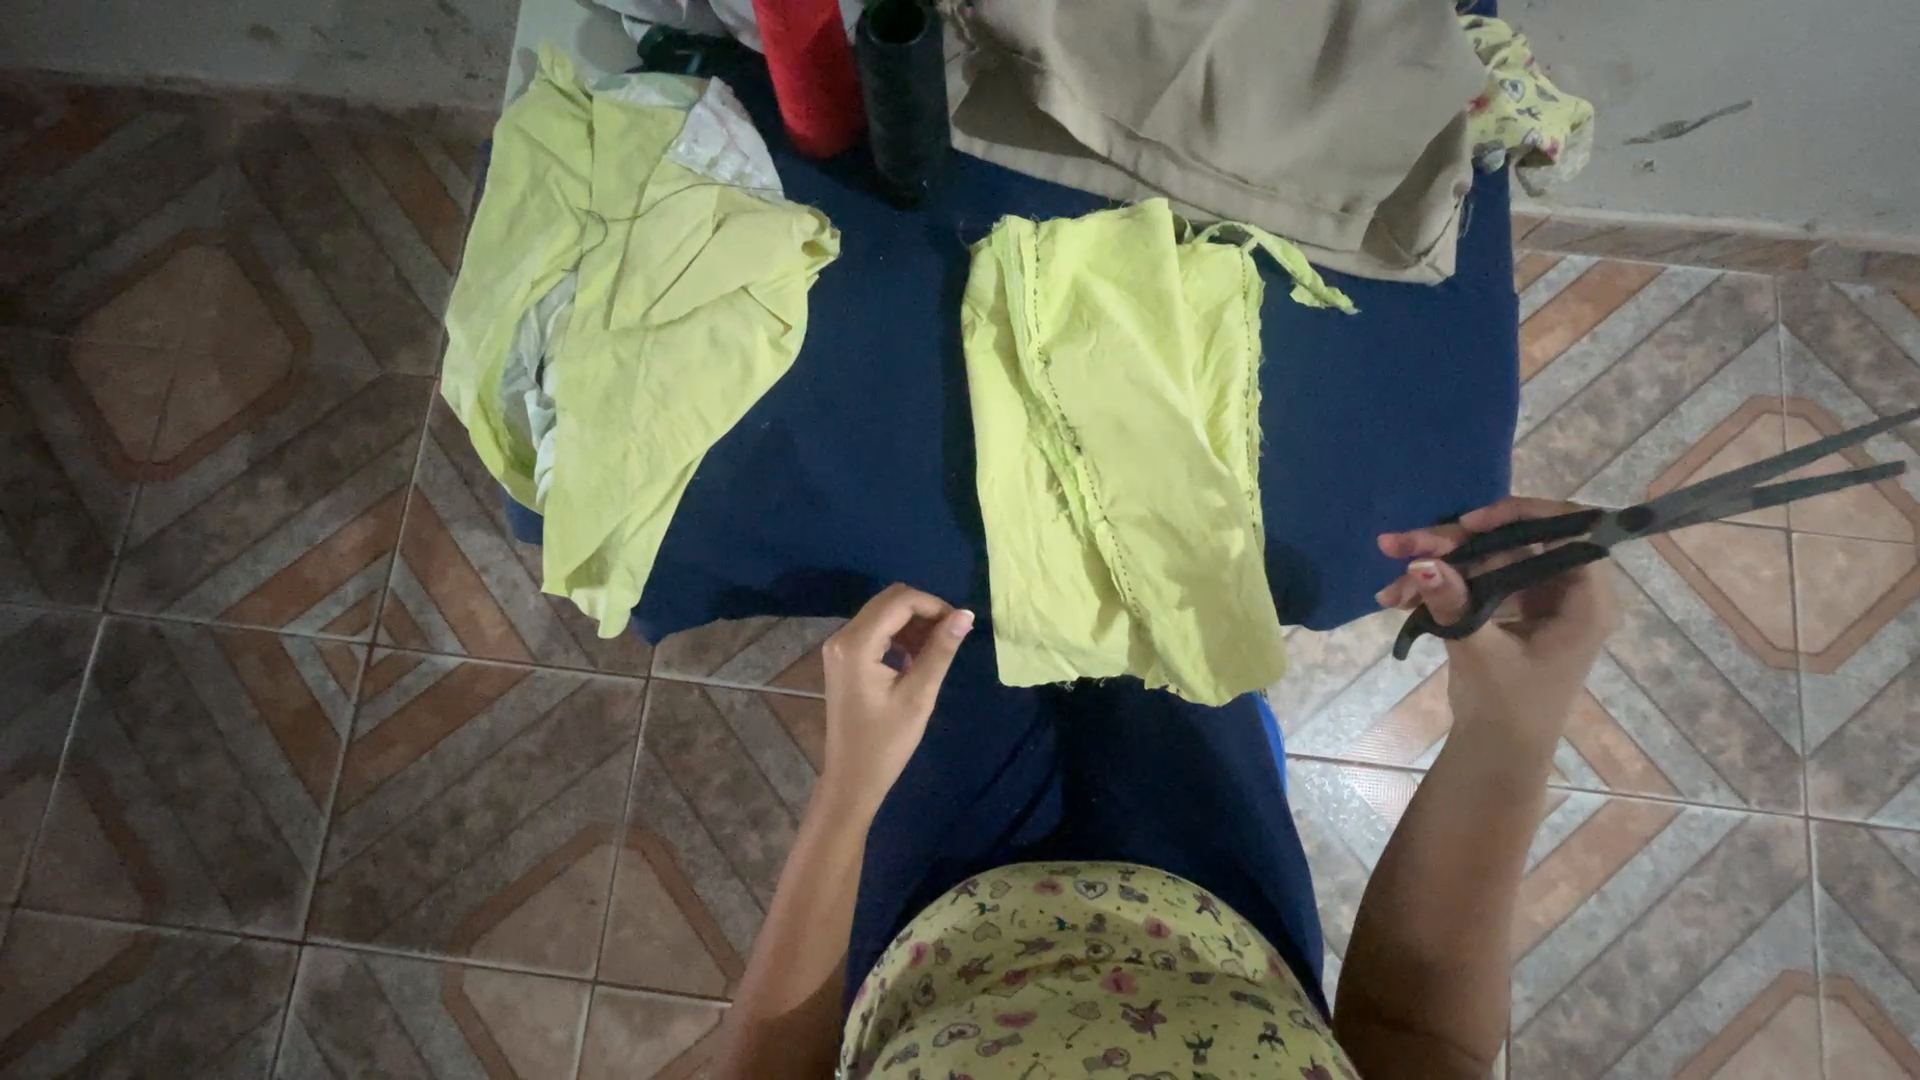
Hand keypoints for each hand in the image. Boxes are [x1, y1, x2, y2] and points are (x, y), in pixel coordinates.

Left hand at [819, 584, 974, 815]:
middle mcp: (842, 637)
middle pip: (889, 601)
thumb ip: (941, 650)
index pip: (900, 601)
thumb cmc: (886, 743)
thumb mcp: (919, 695)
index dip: (934, 605)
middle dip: (924, 611)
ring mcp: (839, 647)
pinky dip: (899, 635)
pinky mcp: (843, 657)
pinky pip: (875, 630)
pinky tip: (917, 659)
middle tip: (951, 636)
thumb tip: (965, 615)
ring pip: (883, 613)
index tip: (960, 625)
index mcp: (856, 645)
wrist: (852, 778)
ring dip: (913, 624)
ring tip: (937, 651)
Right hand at [1376, 497, 1618, 739]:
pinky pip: (1471, 581)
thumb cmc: (1508, 705)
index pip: (1568, 532)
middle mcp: (1563, 591)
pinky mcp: (1505, 608)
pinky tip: (1397, 597)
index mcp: (1583, 600)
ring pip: (1482, 560)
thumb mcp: (1479, 651)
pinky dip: (1436, 585)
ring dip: (1432, 566)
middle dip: (1450, 544)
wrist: (1498, 747)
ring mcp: (1532, 599)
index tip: (1469, 522)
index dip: (1520, 516)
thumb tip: (1421, 563)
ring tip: (1389, 586)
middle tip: (1399, 545)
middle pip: (1509, 544)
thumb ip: (1454, 604)